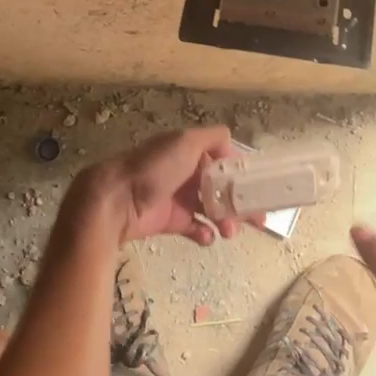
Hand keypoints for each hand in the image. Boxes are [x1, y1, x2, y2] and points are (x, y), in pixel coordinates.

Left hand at [67, 127, 240, 245]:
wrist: (116, 200)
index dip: (241, 174)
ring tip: (229, 232)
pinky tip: (208, 237)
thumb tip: (231, 142)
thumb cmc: (154, 167)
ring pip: (211, 209)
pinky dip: (205, 233)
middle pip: (221, 187)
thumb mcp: (185, 141)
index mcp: (188, 151)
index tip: (259, 189)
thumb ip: (212, 137)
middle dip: (240, 202)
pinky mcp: (170, 220)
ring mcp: (177, 197)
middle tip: (257, 220)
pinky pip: (194, 228)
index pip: (222, 160)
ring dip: (226, 220)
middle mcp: (184, 172)